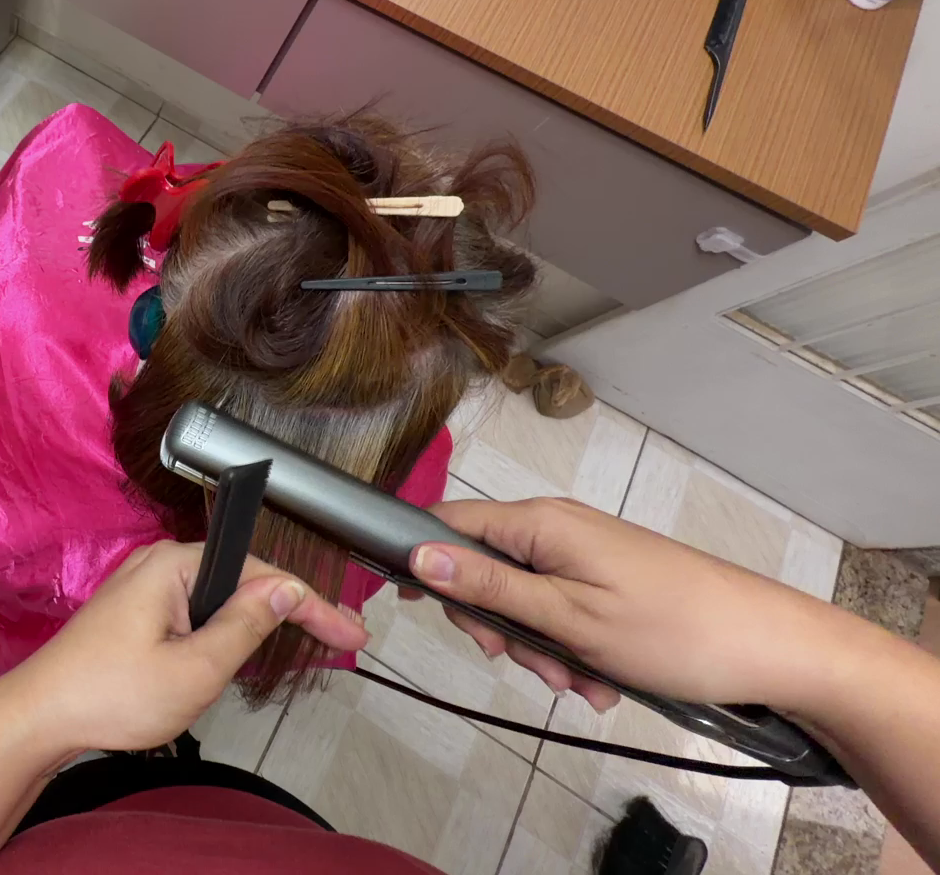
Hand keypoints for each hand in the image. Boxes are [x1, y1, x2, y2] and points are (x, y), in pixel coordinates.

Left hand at [0, 540, 369, 756]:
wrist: (43, 713)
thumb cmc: (116, 693)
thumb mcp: (194, 668)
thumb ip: (244, 625)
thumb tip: (285, 588)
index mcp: (173, 564)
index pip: (258, 571)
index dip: (311, 602)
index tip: (353, 633)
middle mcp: (158, 562)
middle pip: (239, 578)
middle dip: (289, 608)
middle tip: (339, 642)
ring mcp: (143, 585)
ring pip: (216, 596)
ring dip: (257, 620)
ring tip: (305, 644)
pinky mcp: (134, 609)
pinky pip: (192, 609)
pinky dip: (224, 629)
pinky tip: (243, 649)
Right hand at [408, 497, 864, 714]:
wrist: (788, 651)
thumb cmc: (671, 631)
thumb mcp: (566, 616)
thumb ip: (486, 584)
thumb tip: (415, 553)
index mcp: (536, 522)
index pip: (445, 520)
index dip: (419, 557)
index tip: (414, 605)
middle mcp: (552, 524)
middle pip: (481, 562)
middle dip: (493, 619)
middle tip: (520, 663)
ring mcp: (580, 546)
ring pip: (519, 589)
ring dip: (533, 639)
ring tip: (577, 682)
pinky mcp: (604, 569)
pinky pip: (556, 597)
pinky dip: (562, 636)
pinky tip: (594, 675)